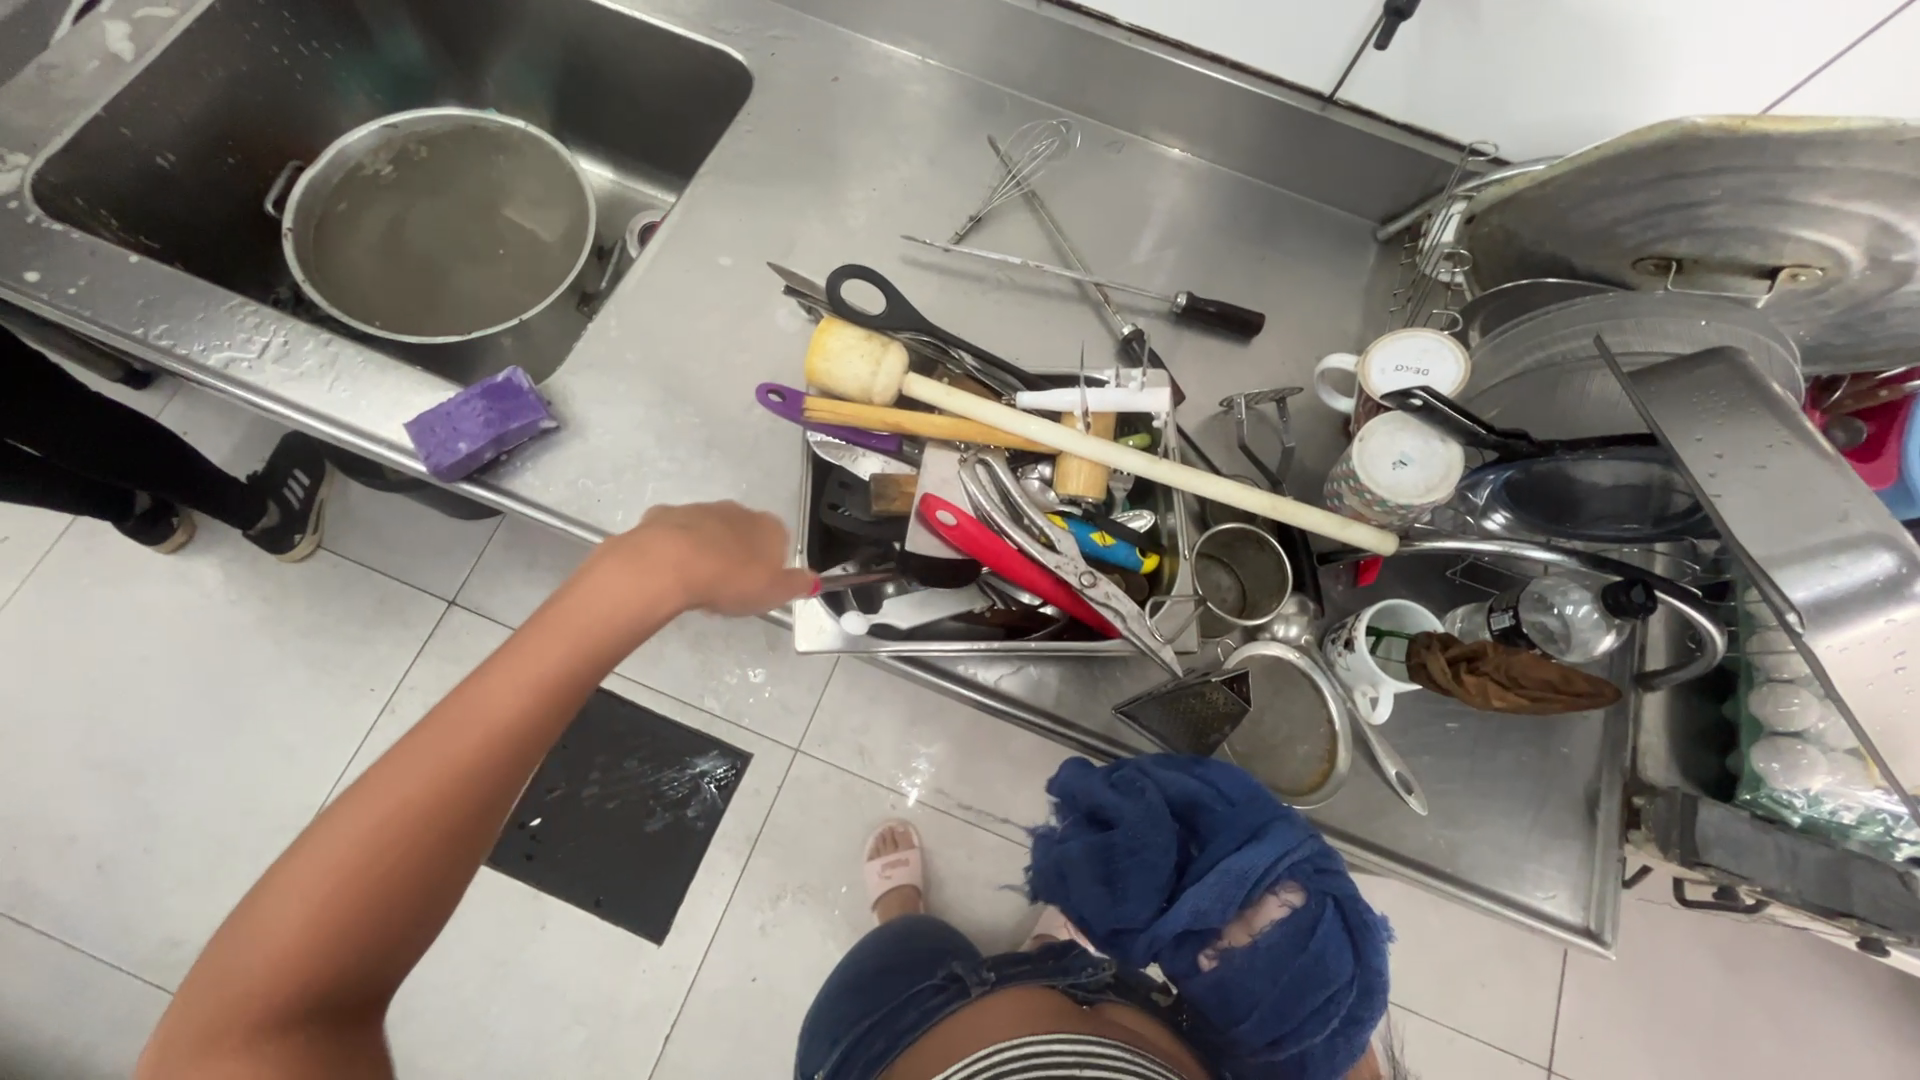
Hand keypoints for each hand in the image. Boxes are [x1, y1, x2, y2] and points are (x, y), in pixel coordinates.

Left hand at [591, 501, 816, 617]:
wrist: (672, 563)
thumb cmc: (732, 579)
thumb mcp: (775, 592)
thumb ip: (797, 585)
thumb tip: (814, 581)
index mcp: (769, 528)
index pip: (779, 543)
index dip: (770, 566)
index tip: (757, 588)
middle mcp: (738, 511)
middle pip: (744, 534)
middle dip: (737, 556)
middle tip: (727, 589)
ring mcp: (700, 510)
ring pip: (709, 531)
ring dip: (707, 551)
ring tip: (697, 584)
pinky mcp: (666, 515)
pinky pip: (675, 532)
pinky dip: (675, 546)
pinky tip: (670, 568)